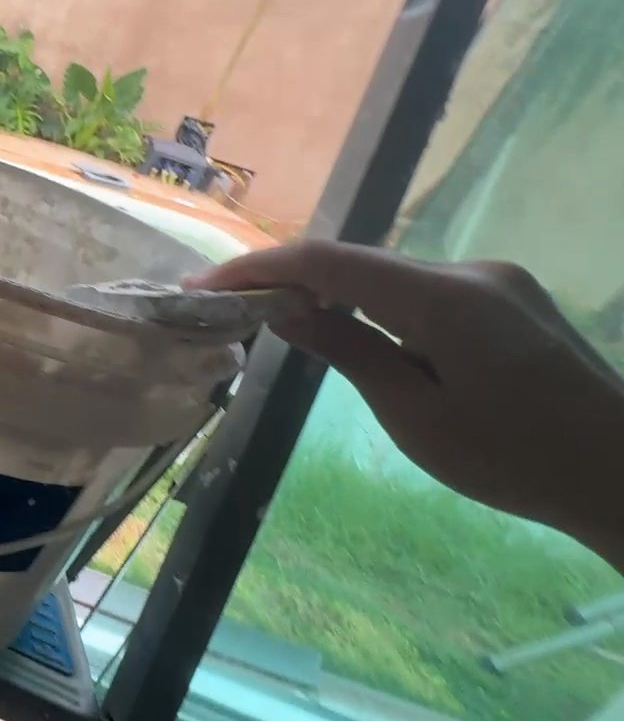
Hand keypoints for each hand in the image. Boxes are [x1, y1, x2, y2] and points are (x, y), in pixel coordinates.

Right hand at [191, 241, 623, 560]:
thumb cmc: (517, 459)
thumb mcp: (413, 413)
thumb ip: (344, 348)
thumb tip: (280, 310)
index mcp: (445, 298)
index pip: (326, 261)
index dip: (255, 267)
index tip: (202, 285)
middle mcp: (470, 272)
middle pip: (352, 261)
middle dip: (282, 277)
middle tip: (224, 302)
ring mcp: (493, 282)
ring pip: (381, 273)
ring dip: (323, 289)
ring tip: (271, 313)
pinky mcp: (504, 299)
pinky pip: (411, 286)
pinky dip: (364, 299)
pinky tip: (343, 323)